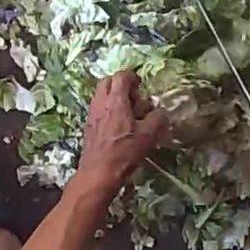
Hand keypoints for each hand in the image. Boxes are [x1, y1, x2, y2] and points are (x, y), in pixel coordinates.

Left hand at [74, 71, 166, 194]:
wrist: (99, 173)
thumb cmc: (124, 151)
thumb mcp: (148, 135)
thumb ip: (157, 119)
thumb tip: (160, 112)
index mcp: (115, 100)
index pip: (121, 76)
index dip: (132, 77)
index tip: (141, 86)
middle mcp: (100, 103)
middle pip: (107, 81)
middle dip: (121, 84)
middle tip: (133, 98)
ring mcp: (92, 114)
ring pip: (101, 95)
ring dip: (114, 97)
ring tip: (128, 113)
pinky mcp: (89, 126)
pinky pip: (98, 108)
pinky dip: (108, 109)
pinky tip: (118, 126)